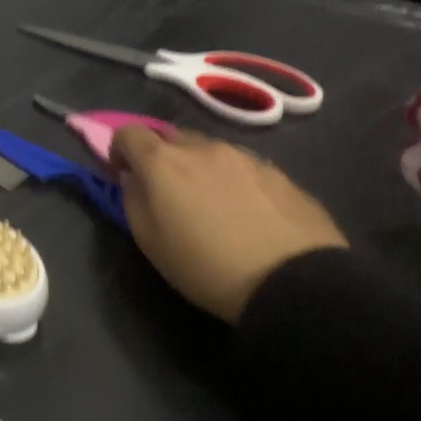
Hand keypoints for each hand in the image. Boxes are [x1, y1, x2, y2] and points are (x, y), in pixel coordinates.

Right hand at [113, 125, 347, 323]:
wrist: (300, 287)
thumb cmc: (207, 264)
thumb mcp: (147, 238)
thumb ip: (132, 197)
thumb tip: (135, 178)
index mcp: (163, 161)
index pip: (128, 132)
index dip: (120, 150)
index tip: (125, 175)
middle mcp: (204, 150)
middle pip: (172, 137)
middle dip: (163, 156)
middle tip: (169, 189)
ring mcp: (250, 162)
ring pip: (213, 152)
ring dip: (202, 167)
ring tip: (214, 201)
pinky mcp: (286, 180)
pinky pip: (248, 170)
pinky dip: (238, 182)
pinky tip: (249, 213)